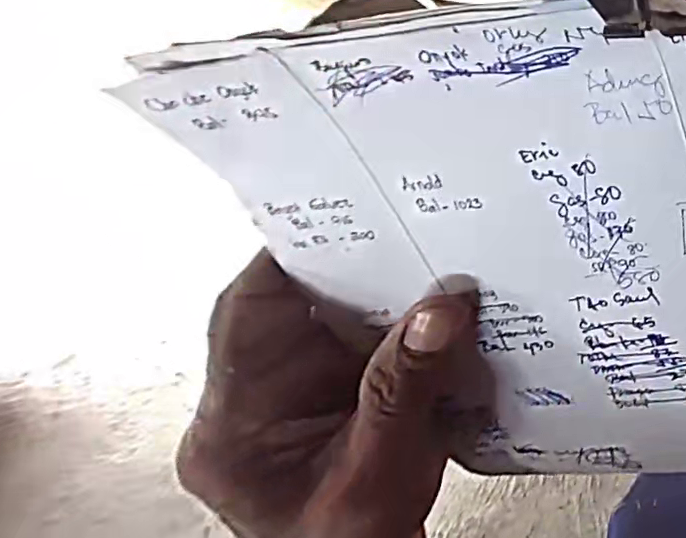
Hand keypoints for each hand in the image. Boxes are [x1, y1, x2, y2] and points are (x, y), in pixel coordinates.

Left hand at [177, 250, 476, 537]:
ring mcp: (307, 384)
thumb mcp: (377, 472)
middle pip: (302, 298)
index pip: (248, 312)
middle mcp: (263, 392)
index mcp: (237, 421)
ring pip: (346, 307)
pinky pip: (377, 325)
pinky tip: (448, 301)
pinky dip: (414, 309)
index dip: (291, 256)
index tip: (348, 214)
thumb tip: (441, 309)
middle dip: (361, 260)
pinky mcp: (348, 378)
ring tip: (443, 255)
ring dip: (396, 283)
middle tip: (416, 224)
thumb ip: (404, 390)